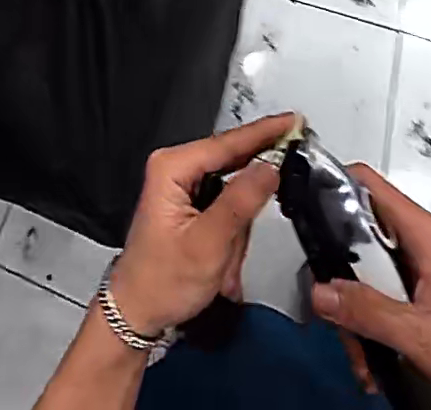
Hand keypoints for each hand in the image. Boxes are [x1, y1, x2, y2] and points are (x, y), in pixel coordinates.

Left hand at [106, 113, 295, 333]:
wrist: (138, 310)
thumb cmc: (164, 280)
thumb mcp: (209, 244)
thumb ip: (241, 202)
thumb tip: (270, 166)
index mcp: (172, 166)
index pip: (226, 142)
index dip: (263, 132)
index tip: (293, 120)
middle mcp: (174, 166)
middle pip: (231, 165)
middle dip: (246, 208)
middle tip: (246, 237)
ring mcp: (181, 182)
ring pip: (233, 191)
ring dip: (237, 231)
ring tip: (223, 264)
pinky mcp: (189, 199)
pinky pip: (225, 206)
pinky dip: (232, 234)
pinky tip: (223, 261)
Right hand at [311, 164, 430, 409]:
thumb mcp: (430, 339)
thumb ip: (372, 311)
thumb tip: (318, 288)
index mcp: (421, 236)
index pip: (366, 183)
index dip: (330, 181)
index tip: (299, 200)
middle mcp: (410, 248)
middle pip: (349, 231)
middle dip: (333, 268)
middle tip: (326, 298)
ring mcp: (406, 277)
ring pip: (352, 272)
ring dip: (345, 309)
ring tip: (357, 350)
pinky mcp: (403, 305)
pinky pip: (362, 301)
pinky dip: (357, 328)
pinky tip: (367, 361)